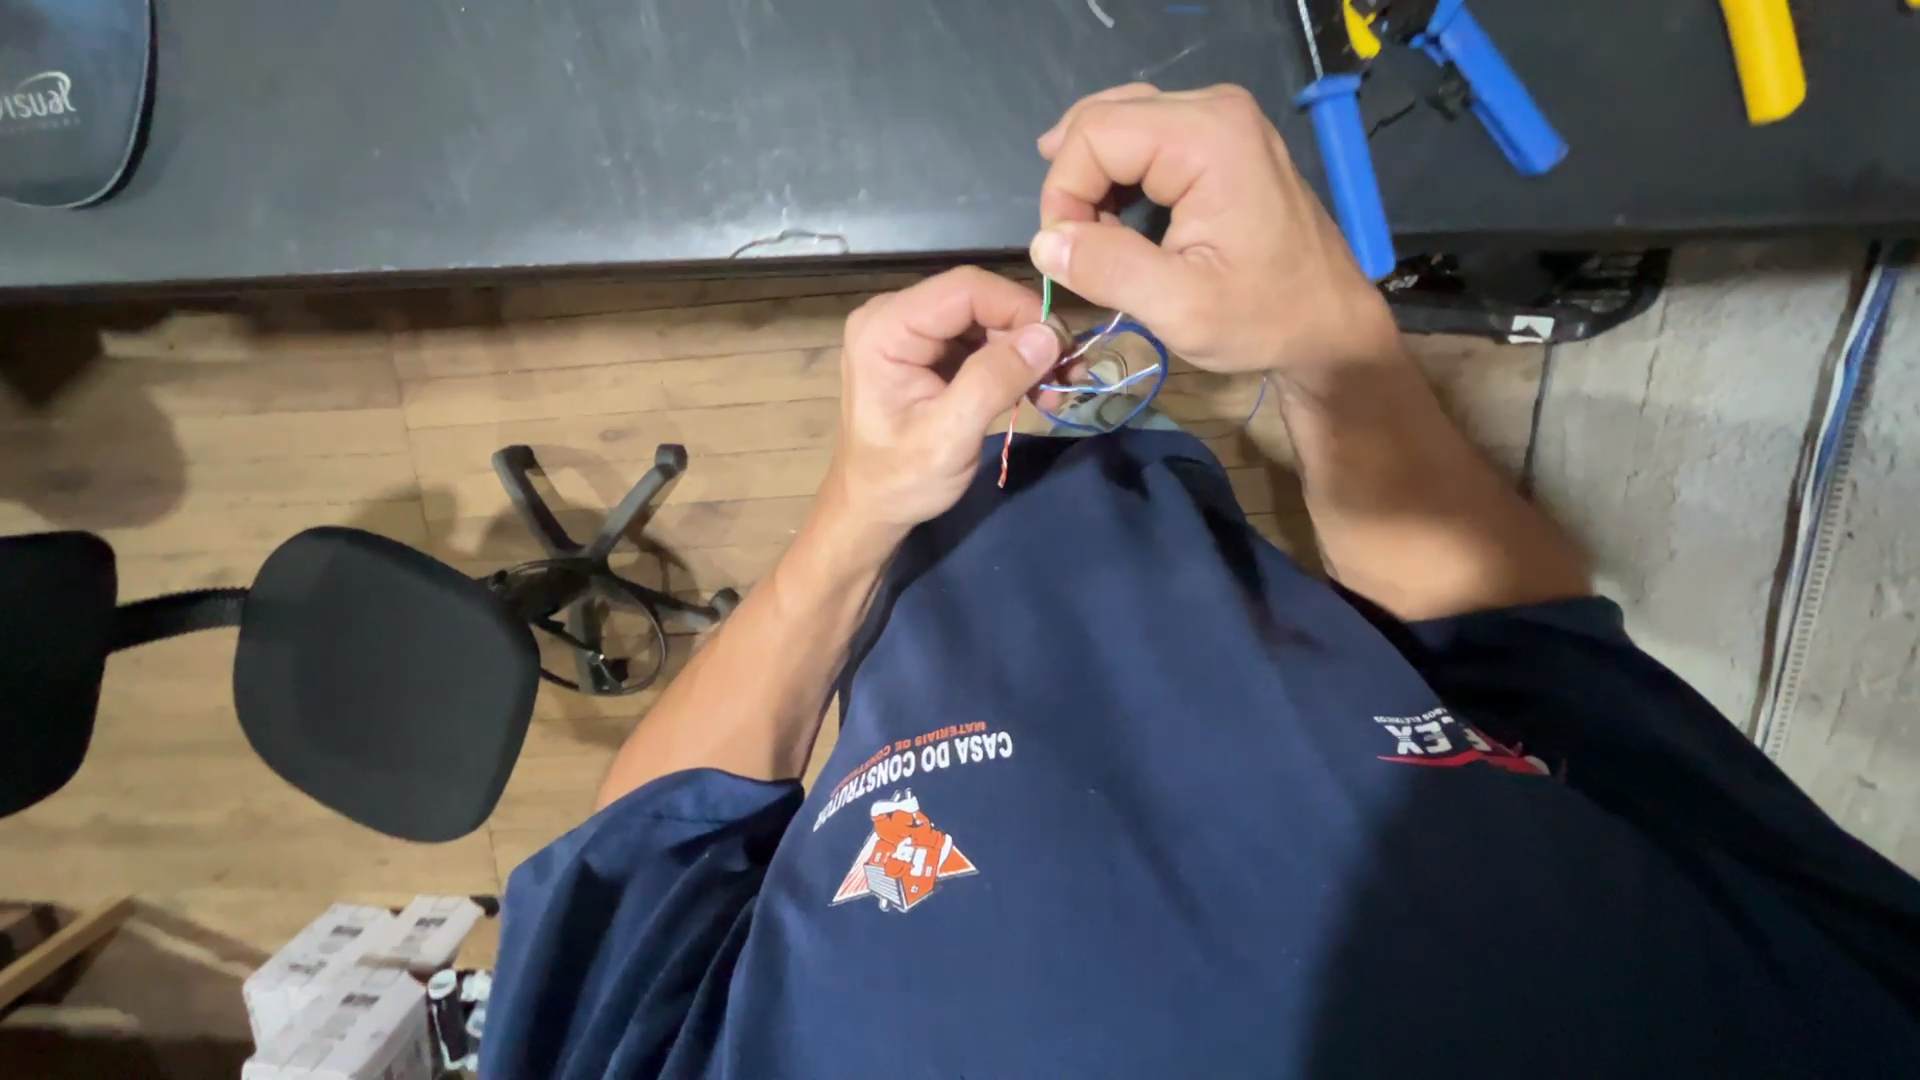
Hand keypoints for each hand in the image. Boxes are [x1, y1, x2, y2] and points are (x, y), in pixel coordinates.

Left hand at [820, 267, 1061, 546]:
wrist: (873, 507)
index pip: (965, 289)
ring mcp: (911, 333)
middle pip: (978, 300)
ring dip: (1025, 350)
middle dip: (1027, 333)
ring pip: (985, 319)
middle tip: (1067, 374)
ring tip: (1055, 389)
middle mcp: (894, 317)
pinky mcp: (928, 351)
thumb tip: (1048, 335)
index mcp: (884, 330)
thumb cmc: (901, 480)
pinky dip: (1011, 362)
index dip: (1019, 309)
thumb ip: (993, 381)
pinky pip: (980, 340)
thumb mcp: (948, 438)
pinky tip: (1034, 391)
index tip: (1060, 348)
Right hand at [1030, 84, 1400, 378]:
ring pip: (1117, 125)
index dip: (1062, 195)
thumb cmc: (1262, 319)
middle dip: (1073, 187)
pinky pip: (1143, 140)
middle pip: (1100, 119)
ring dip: (1090, 183)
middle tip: (1078, 251)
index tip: (1068, 258)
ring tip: (1096, 240)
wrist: (1327, 323)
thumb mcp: (1180, 308)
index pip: (1092, 135)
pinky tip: (1115, 221)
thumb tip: (1044, 244)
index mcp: (1207, 138)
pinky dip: (1115, 179)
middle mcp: (1213, 109)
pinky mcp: (1220, 140)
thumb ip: (1109, 269)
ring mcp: (1219, 120)